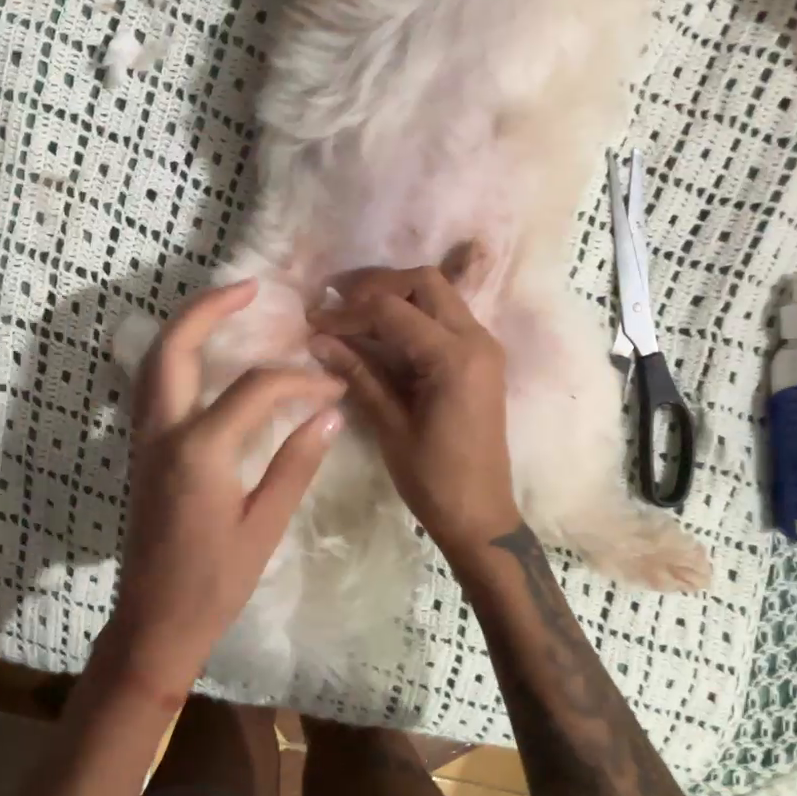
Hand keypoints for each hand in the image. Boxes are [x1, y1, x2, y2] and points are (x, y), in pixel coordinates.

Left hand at [111, 280, 344, 694]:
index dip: (299, 380)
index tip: (332, 387)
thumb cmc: (215, 582)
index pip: (256, 388)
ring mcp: (144, 439)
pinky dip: (176, 356)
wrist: (155, 620)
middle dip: (208, 309)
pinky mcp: (140, 450)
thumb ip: (294, 464)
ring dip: (186, 327)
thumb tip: (327, 414)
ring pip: (154, 362)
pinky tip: (204, 357)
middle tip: (250, 288)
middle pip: (175, 348)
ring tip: (226, 309)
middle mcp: (163, 432)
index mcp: (200, 450)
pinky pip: (152, 385)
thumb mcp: (264, 526)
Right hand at [307, 265, 521, 560]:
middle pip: (425, 282)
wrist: (480, 513)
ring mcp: (483, 347)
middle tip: (336, 304)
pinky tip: (380, 331)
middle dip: (376, 286)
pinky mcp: (480, 358)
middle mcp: (477, 340)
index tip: (313, 321)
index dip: (348, 311)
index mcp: (454, 358)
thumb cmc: (432, 477)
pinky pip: (445, 316)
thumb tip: (317, 338)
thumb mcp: (389, 425)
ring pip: (438, 293)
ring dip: (395, 295)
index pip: (392, 310)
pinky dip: (412, 313)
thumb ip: (358, 373)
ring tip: (352, 313)